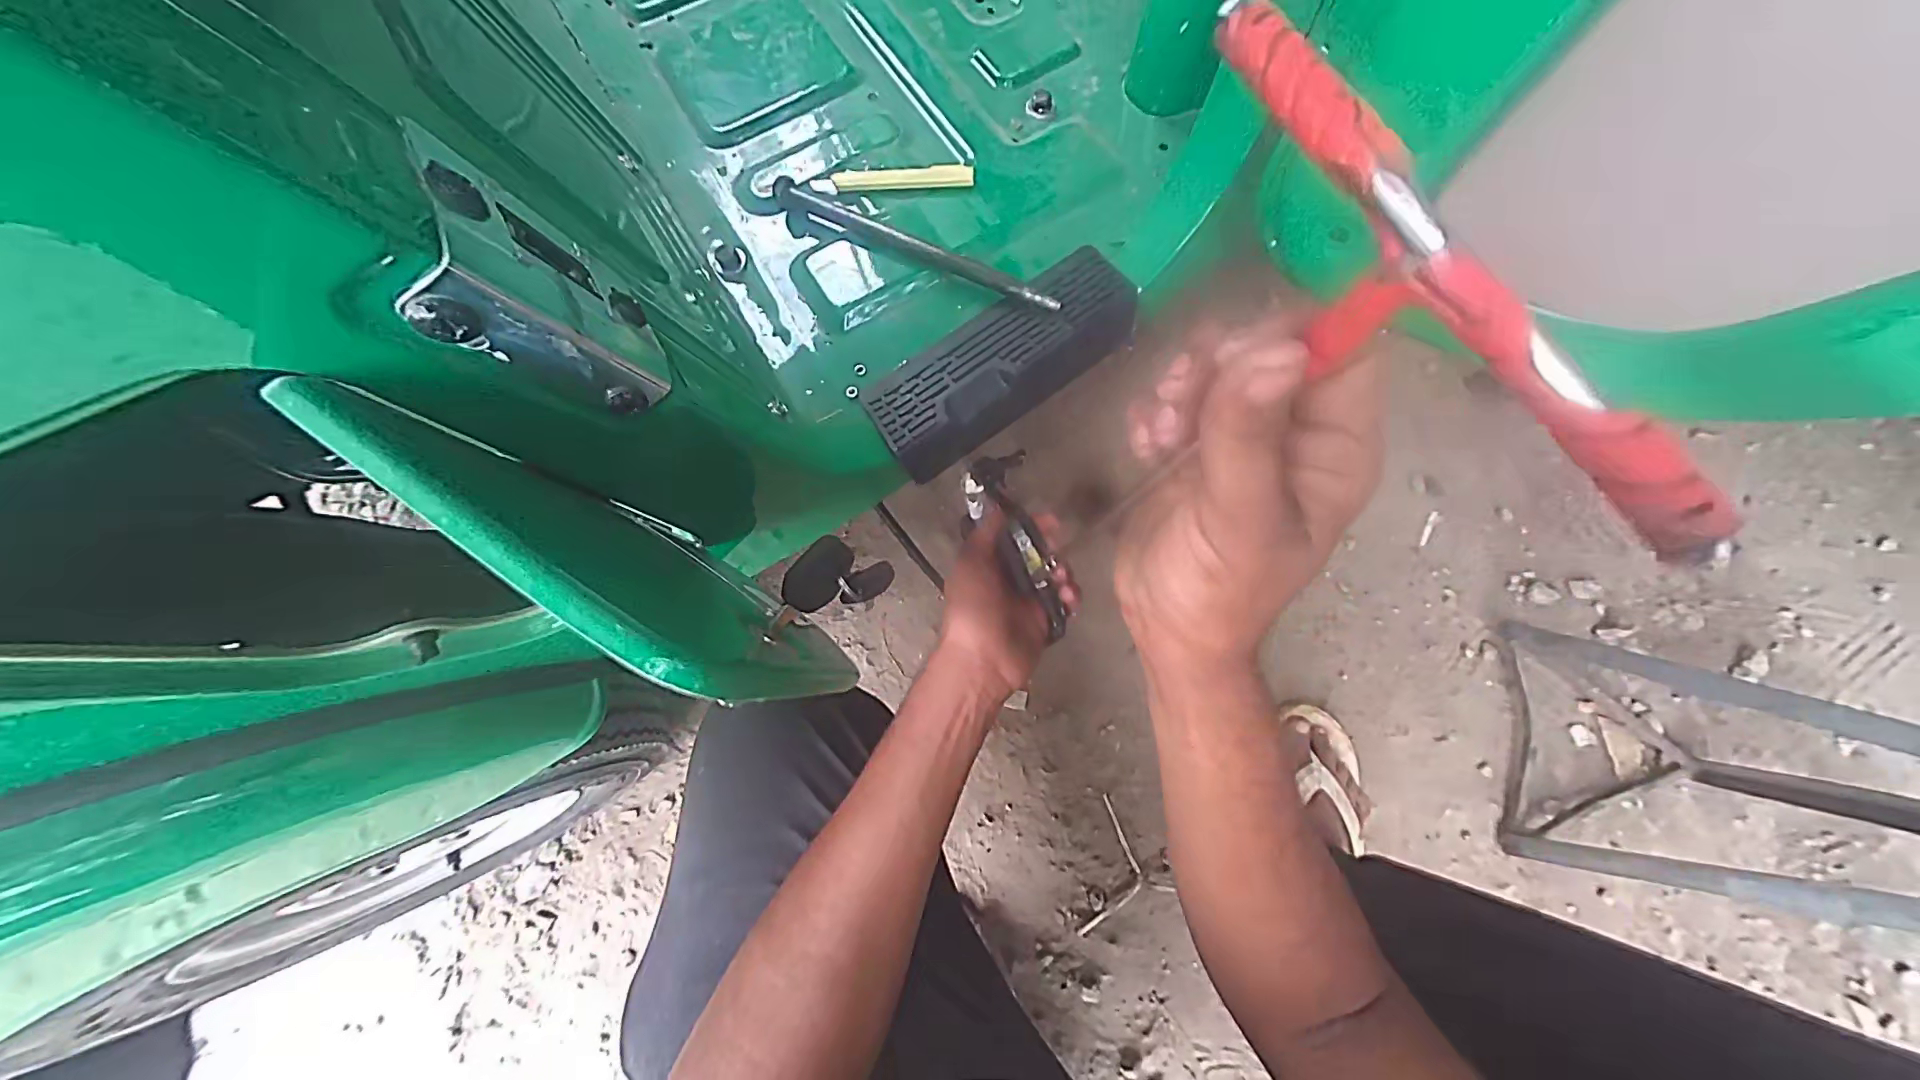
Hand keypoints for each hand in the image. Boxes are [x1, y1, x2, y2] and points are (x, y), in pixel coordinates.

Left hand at [933, 506, 1078, 699]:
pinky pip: (1065, 602)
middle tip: (1056, 552)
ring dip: (1064, 572)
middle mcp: (1010, 580)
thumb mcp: (971, 562)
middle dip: (1052, 549)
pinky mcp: (1045, 621)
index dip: (1032, 526)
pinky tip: (1068, 598)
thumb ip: (985, 534)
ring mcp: (1029, 601)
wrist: (983, 657)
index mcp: (989, 564)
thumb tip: (997, 508)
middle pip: (1040, 555)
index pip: (1014, 537)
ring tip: (1061, 580)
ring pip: (1056, 576)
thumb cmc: (972, 606)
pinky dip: (1071, 597)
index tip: (1049, 520)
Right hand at [1114, 312, 1382, 676]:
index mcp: (1334, 447)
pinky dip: (1156, 411)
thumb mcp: (1239, 515)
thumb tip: (1282, 348)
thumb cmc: (1220, 586)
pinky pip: (1179, 398)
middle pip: (1269, 349)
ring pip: (1219, 368)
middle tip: (1182, 397)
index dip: (1293, 333)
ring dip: (1180, 386)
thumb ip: (1250, 434)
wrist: (1167, 626)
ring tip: (1160, 432)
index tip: (1233, 352)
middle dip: (1220, 363)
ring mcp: (1242, 436)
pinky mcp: (1195, 446)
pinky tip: (1145, 446)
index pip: (1343, 352)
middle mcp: (1295, 432)